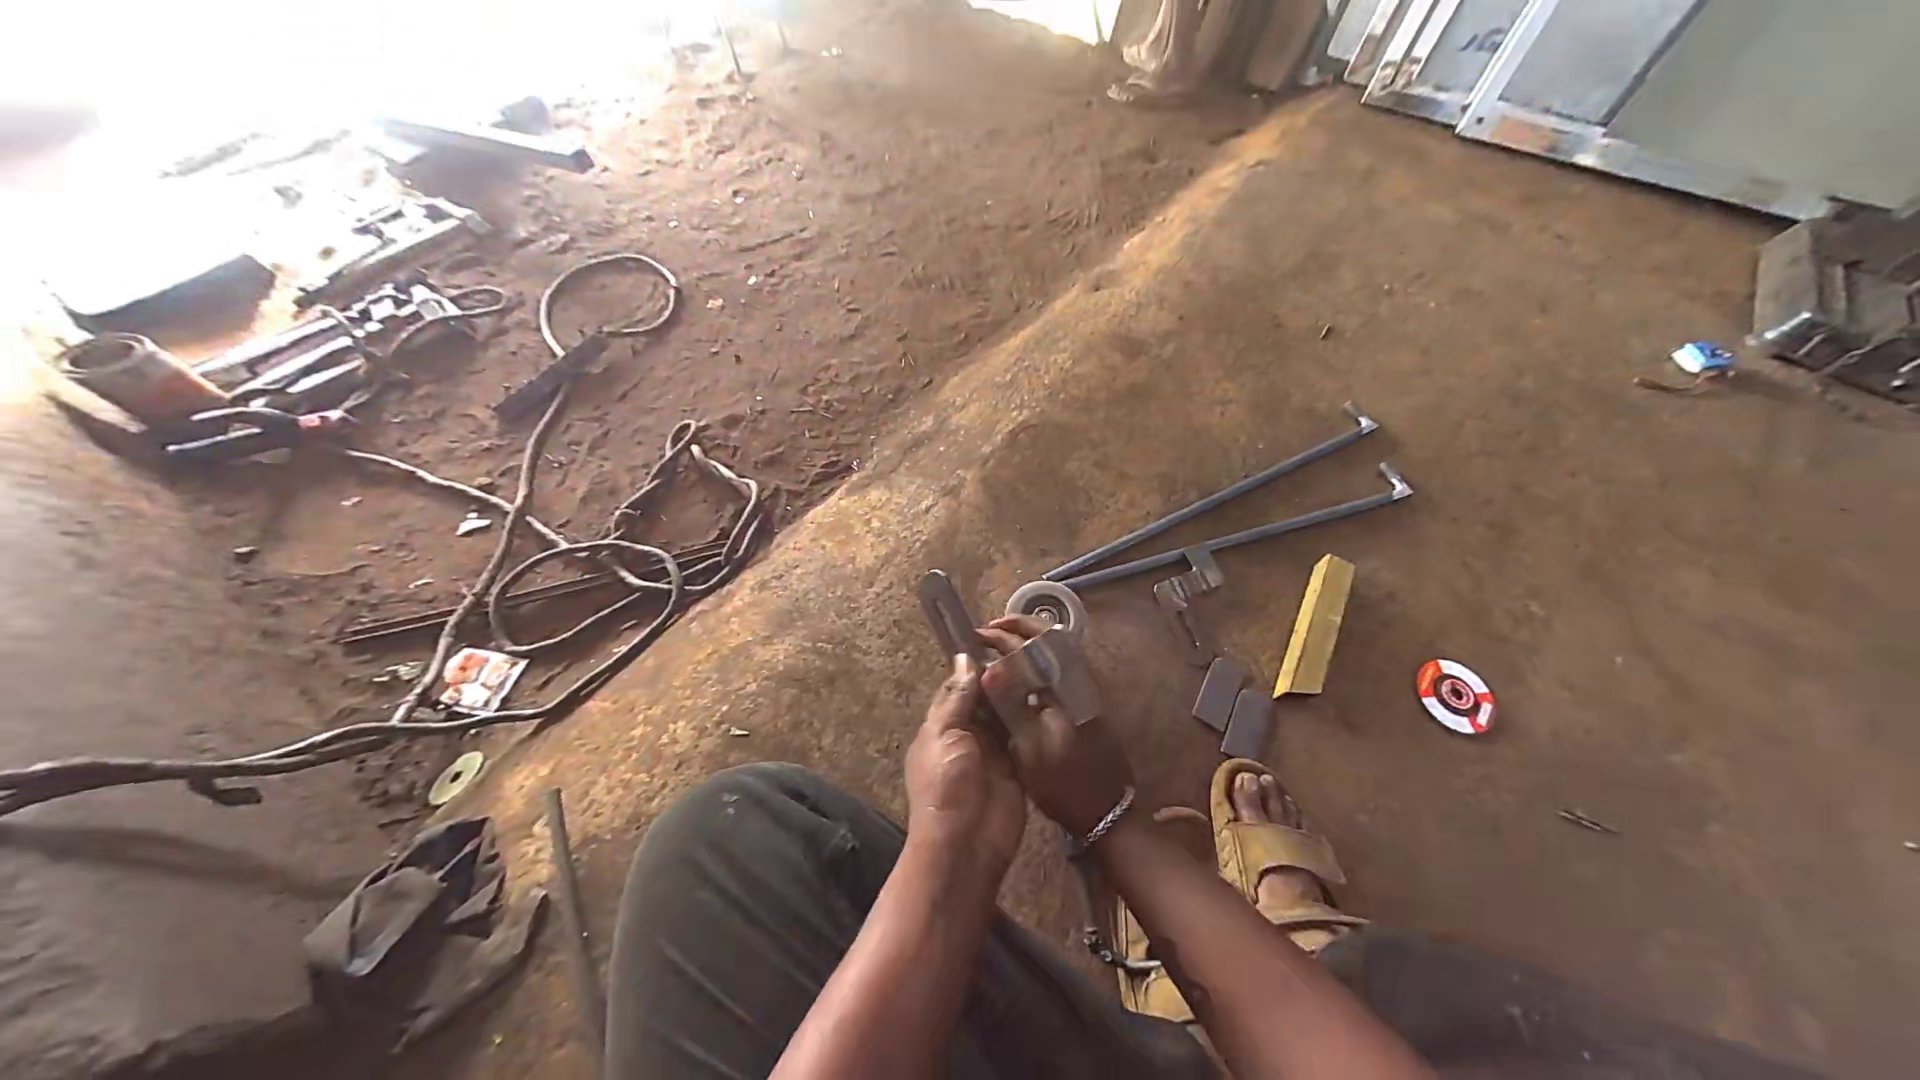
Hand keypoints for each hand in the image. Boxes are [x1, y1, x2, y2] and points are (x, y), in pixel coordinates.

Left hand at [904, 654, 1027, 884]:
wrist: (966, 843)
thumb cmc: (945, 786)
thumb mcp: (943, 735)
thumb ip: (957, 698)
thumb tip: (964, 659)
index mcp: (941, 725)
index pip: (958, 686)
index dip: (975, 666)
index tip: (997, 639)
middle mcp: (967, 733)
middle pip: (986, 698)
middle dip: (1002, 678)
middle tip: (1028, 648)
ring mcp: (993, 750)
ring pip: (1007, 714)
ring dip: (1020, 696)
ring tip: (1043, 664)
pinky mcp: (1017, 765)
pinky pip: (1024, 735)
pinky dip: (1034, 720)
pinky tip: (1051, 696)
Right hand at [978, 616, 1135, 837]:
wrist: (1108, 812)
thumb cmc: (1064, 784)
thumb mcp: (1029, 748)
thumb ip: (1009, 704)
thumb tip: (987, 670)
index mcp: (1066, 687)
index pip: (1034, 643)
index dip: (1003, 635)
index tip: (978, 635)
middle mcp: (1081, 679)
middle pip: (1050, 637)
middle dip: (1018, 628)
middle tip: (989, 631)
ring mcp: (1087, 690)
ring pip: (1057, 649)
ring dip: (1028, 640)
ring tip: (999, 644)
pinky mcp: (1087, 702)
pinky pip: (1060, 665)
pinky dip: (1037, 658)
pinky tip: (1019, 670)